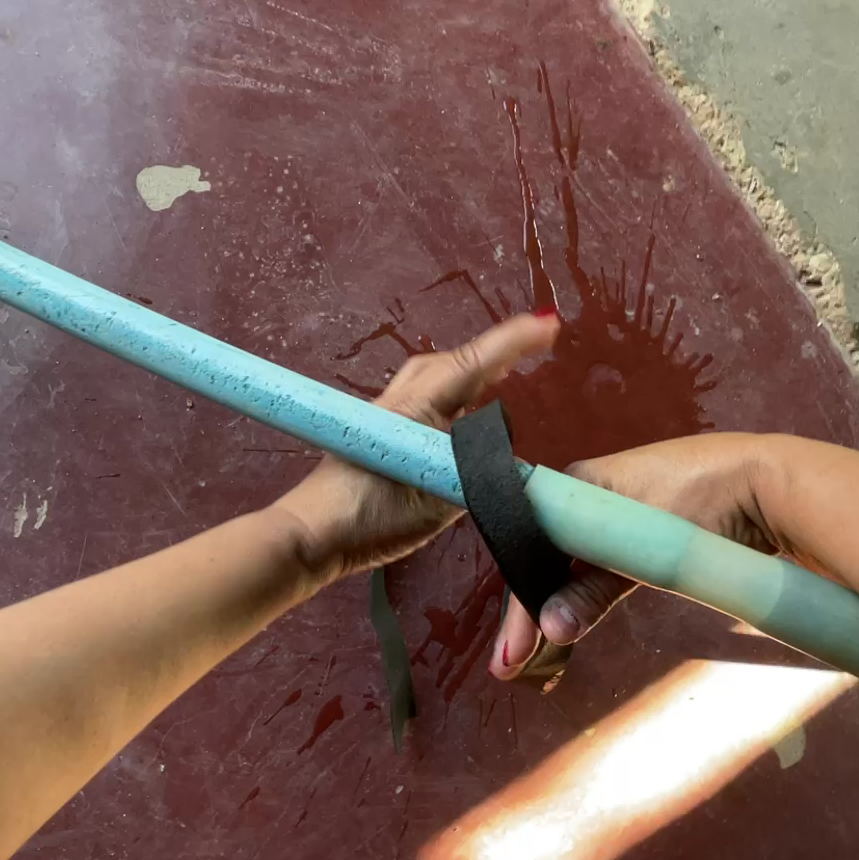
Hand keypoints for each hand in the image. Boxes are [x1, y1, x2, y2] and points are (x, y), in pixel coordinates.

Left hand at [271, 313, 560, 581]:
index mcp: (414, 408)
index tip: (549, 324)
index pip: (471, 365)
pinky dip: (449, 402)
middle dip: (491, 356)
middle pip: (450, 364)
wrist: (309, 536)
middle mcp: (399, 401)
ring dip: (468, 377)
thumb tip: (508, 470)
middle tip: (531, 352)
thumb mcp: (434, 505)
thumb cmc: (367, 518)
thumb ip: (475, 481)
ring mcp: (383, 416)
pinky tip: (458, 424)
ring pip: (432, 380)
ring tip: (501, 382)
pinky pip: (423, 403)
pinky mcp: (376, 436)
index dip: (512, 343)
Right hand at [488, 432, 816, 679]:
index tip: (511, 648)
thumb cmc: (701, 497)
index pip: (530, 543)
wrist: (774, 483)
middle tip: (510, 666)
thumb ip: (592, 586)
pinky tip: (566, 630)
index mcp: (579, 485)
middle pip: (546, 560)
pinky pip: (598, 572)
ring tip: (530, 660)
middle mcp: (591, 501)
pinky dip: (581, 602)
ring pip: (569, 569)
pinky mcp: (648, 540)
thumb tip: (548, 629)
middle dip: (526, 612)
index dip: (519, 596)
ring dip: (549, 611)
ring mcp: (619, 521)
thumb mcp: (641, 547)